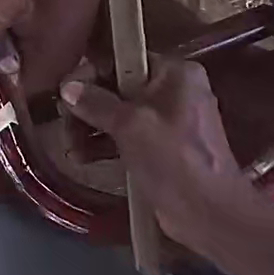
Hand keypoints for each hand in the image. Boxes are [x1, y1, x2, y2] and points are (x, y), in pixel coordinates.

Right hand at [58, 56, 260, 253]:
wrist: (209, 214)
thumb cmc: (174, 161)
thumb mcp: (131, 126)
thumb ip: (96, 103)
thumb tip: (67, 87)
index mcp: (175, 74)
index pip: (122, 59)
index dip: (89, 75)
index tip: (65, 94)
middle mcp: (173, 90)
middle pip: (115, 87)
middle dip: (86, 106)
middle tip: (64, 124)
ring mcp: (167, 120)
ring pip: (116, 112)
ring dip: (88, 127)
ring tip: (71, 147)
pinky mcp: (160, 147)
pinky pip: (124, 134)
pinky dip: (103, 143)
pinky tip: (82, 157)